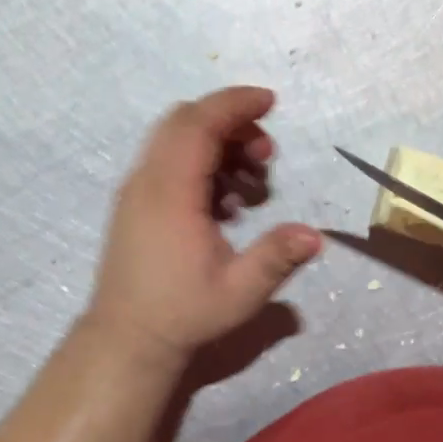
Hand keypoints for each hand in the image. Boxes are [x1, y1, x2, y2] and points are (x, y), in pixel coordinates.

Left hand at [82, 87, 321, 367]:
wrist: (127, 339)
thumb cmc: (184, 315)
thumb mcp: (239, 292)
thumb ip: (276, 258)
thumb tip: (314, 235)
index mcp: (171, 193)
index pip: (200, 124)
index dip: (236, 105)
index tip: (270, 102)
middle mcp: (147, 182)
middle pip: (184, 123)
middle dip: (230, 124)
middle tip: (266, 155)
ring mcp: (136, 193)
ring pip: (173, 142)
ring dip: (216, 148)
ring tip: (252, 187)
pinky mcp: (134, 208)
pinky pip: (166, 165)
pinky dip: (199, 167)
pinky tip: (226, 207)